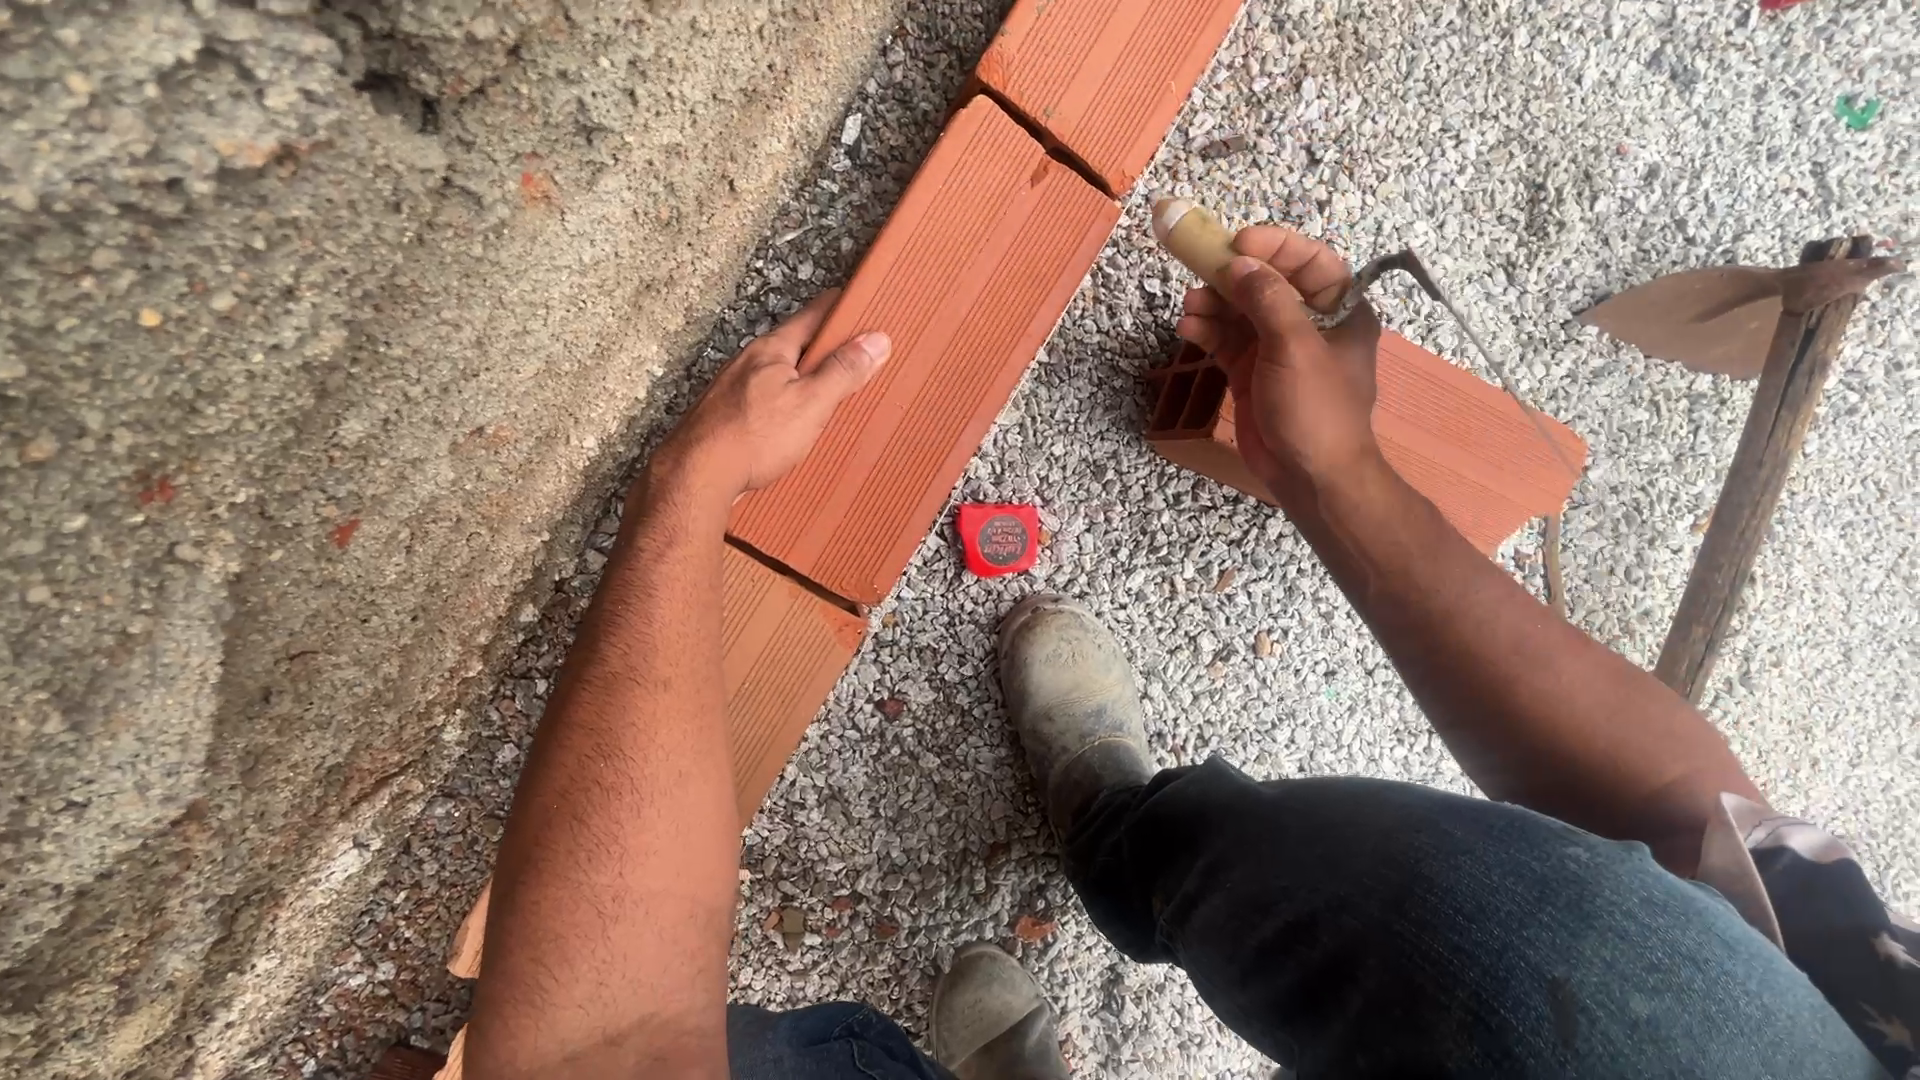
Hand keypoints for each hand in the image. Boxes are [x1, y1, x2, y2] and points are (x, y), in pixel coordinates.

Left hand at [653, 289, 889, 501]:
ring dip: (800, 376)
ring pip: (776, 372)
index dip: (840, 308)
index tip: (857, 304)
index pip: (814, 315)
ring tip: (824, 391)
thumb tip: (875, 341)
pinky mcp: (725, 415)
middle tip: (850, 353)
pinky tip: (787, 422)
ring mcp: (732, 388)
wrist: (696, 475)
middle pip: (794, 343)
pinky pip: (762, 398)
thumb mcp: (812, 403)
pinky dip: (782, 402)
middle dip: (822, 346)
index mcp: (772, 350)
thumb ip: (843, 371)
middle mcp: (748, 362)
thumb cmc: (751, 438)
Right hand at [1175, 227, 1382, 507]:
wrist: (1310, 475)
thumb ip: (1268, 299)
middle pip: (1268, 285)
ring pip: (1242, 314)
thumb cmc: (1316, 407)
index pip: (1310, 262)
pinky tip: (1188, 328)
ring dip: (1214, 305)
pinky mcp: (1251, 374)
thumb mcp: (1295, 346)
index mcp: (1340, 311)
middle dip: (1234, 278)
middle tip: (1200, 271)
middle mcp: (1309, 325)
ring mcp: (1277, 351)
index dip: (1276, 246)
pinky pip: (1227, 342)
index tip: (1238, 242)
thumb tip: (1240, 263)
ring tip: (1189, 306)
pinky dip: (1208, 332)